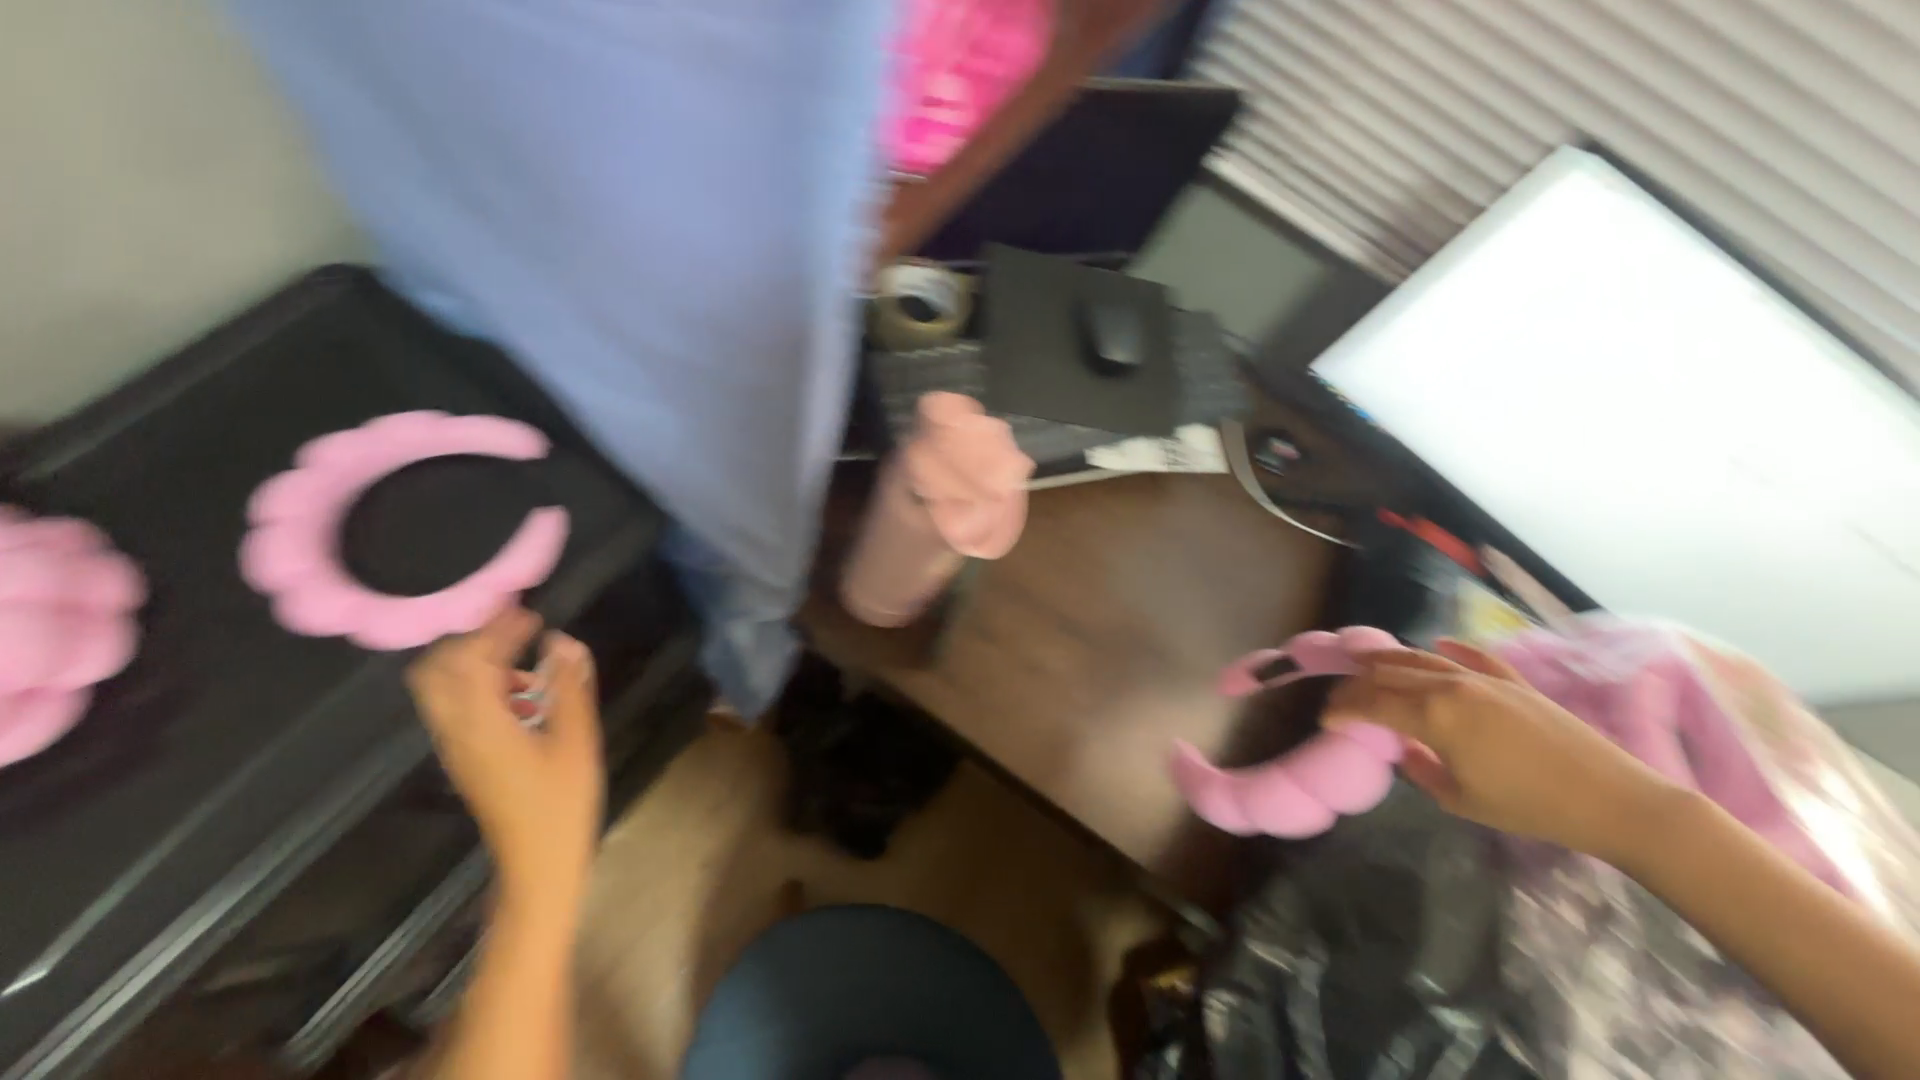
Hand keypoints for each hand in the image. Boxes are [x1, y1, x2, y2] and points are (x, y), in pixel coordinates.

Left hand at [406, 607, 604, 906]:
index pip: (470, 658)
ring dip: (477, 664)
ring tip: (526, 662)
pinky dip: (481, 688)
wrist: (538, 864)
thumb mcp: (576, 741)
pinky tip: (524, 697)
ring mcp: (456, 747)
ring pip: (444, 688)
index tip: (529, 613)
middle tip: (514, 630)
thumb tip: (563, 642)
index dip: (496, 628)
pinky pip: (457, 708)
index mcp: (481, 723)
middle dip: (472, 641)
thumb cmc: (561, 804)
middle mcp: (456, 730)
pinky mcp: (466, 759)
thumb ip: (569, 688)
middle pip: (437, 669)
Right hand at [1325, 639, 1678, 862]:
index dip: (1343, 709)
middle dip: (1358, 684)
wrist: (1609, 797)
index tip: (1326, 718)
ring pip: (1424, 658)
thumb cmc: (1528, 806)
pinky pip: (1474, 656)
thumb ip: (1421, 769)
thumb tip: (1406, 750)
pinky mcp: (1514, 681)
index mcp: (1433, 716)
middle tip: (1340, 695)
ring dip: (1390, 659)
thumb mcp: (1460, 799)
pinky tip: (1440, 644)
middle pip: (1390, 674)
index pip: (1372, 704)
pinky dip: (1451, 649)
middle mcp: (1451, 686)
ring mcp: (1484, 679)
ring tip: (1367, 661)